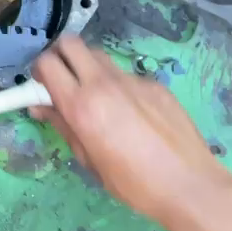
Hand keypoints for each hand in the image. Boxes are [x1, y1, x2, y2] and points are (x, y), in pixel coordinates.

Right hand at [29, 35, 231, 226]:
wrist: (192, 187)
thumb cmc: (134, 183)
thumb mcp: (89, 160)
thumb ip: (63, 126)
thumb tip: (41, 107)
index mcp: (81, 106)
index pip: (47, 63)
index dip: (38, 69)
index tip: (41, 85)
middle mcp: (104, 84)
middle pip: (70, 43)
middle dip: (59, 55)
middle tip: (62, 80)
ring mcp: (133, 81)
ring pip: (99, 56)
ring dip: (88, 67)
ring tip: (96, 96)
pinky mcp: (155, 85)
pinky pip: (126, 75)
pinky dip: (118, 86)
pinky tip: (132, 114)